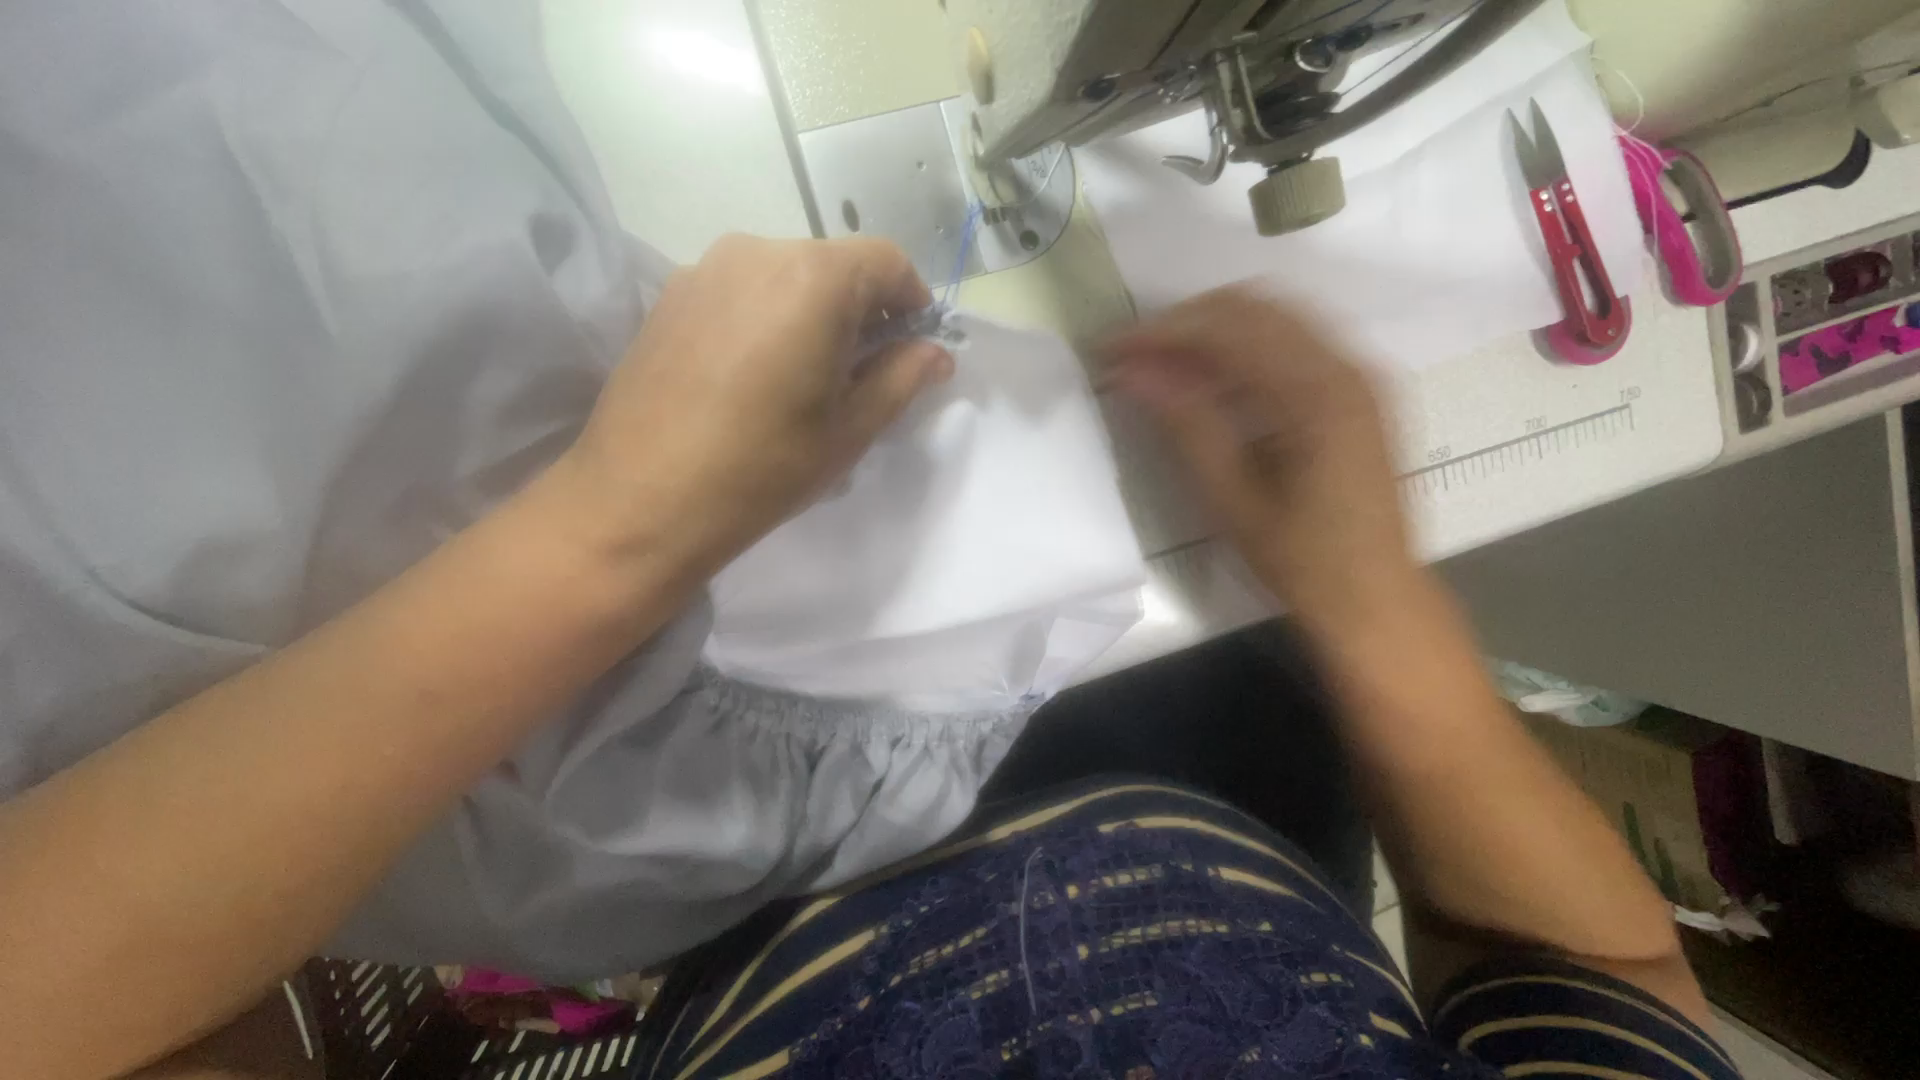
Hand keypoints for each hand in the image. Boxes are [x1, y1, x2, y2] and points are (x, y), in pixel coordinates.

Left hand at [558, 234, 953, 578]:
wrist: (640, 501)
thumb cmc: (762, 469)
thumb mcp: (849, 430)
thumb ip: (902, 377)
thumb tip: (936, 352)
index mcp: (813, 278)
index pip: (887, 261)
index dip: (912, 301)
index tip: (913, 348)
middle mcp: (757, 252)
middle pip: (833, 264)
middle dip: (862, 309)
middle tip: (861, 372)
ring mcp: (704, 269)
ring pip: (785, 275)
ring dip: (812, 312)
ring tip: (804, 378)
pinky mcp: (670, 296)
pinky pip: (742, 290)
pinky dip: (767, 316)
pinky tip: (755, 376)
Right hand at [1105, 287, 1416, 621]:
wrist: (1375, 597)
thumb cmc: (1300, 560)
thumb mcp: (1232, 498)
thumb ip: (1185, 422)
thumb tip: (1131, 371)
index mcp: (1317, 394)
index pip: (1227, 330)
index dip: (1161, 332)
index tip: (1111, 349)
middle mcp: (1347, 366)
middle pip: (1253, 307)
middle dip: (1185, 323)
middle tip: (1134, 357)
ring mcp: (1360, 374)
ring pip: (1275, 316)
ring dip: (1214, 330)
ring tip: (1164, 367)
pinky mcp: (1359, 389)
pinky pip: (1295, 340)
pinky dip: (1247, 346)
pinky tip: (1213, 381)